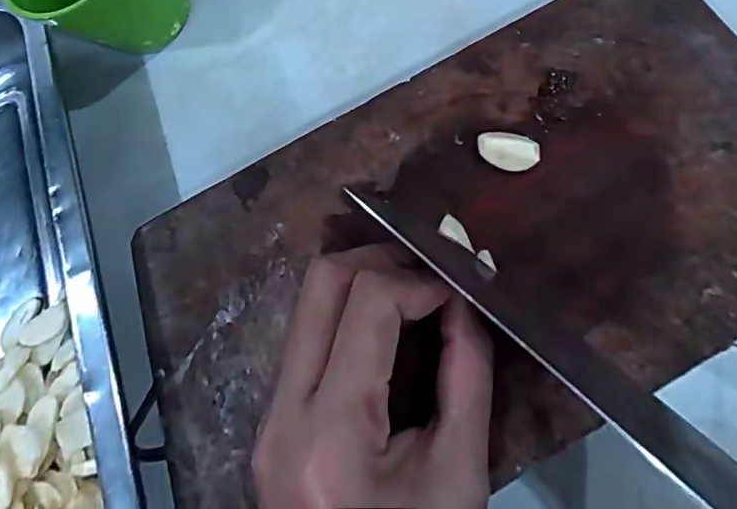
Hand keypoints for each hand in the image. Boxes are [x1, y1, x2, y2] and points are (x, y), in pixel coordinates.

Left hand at [255, 245, 493, 508]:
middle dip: (381, 260)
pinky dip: (346, 314)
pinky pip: (306, 338)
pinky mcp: (272, 423)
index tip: (457, 290)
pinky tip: (386, 323)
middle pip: (320, 283)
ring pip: (307, 304)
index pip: (368, 303)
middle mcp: (283, 414)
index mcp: (331, 435)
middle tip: (430, 271)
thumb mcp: (460, 476)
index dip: (419, 279)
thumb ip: (467, 376)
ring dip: (362, 282)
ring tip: (414, 290)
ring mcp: (268, 418)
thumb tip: (463, 303)